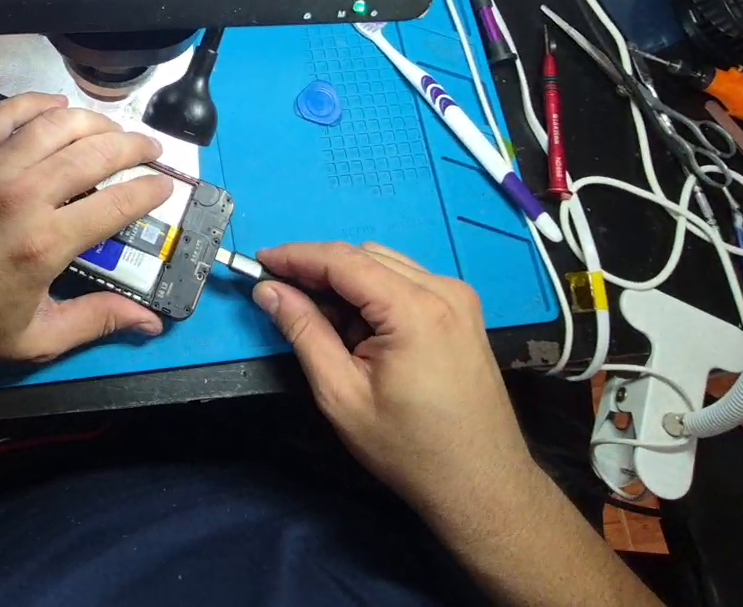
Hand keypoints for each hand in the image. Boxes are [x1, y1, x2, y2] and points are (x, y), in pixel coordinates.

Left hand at [0, 93, 172, 378]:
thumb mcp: (35, 338)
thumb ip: (95, 321)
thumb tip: (151, 324)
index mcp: (45, 243)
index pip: (117, 203)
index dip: (150, 190)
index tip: (165, 185)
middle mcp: (22, 196)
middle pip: (94, 153)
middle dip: (133, 146)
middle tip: (150, 148)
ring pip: (54, 125)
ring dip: (92, 121)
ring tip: (110, 128)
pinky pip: (2, 115)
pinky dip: (33, 104)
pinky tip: (54, 105)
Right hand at [251, 242, 541, 525]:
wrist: (483, 487)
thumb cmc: (408, 448)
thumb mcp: (341, 394)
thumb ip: (303, 331)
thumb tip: (268, 290)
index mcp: (415, 308)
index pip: (342, 260)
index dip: (296, 256)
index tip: (259, 261)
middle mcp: (442, 289)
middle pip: (363, 255)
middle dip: (318, 268)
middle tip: (280, 292)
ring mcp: (458, 297)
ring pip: (384, 263)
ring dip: (345, 279)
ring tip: (319, 316)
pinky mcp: (462, 310)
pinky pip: (405, 279)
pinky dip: (372, 290)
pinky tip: (357, 325)